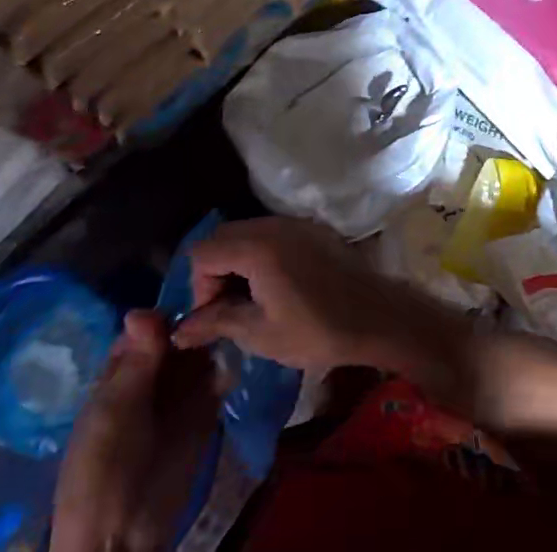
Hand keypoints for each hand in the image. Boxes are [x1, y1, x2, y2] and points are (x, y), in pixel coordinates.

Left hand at [50, 311, 218, 551]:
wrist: (123, 533)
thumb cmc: (103, 469)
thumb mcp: (113, 411)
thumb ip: (135, 362)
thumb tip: (140, 308)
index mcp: (121, 371)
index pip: (150, 327)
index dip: (172, 310)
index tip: (202, 287)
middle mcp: (154, 375)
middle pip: (181, 334)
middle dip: (203, 318)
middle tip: (230, 301)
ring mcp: (182, 392)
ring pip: (204, 351)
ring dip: (220, 335)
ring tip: (242, 318)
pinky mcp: (207, 410)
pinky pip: (221, 377)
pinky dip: (230, 363)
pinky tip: (243, 349)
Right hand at [171, 217, 459, 373]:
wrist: (377, 316)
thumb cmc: (318, 330)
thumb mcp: (260, 333)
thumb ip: (216, 322)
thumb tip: (178, 330)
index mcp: (259, 247)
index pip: (202, 252)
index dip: (199, 286)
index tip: (214, 317)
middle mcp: (276, 225)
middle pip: (224, 237)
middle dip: (215, 272)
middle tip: (227, 309)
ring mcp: (298, 223)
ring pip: (248, 233)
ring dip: (238, 263)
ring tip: (249, 301)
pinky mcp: (315, 229)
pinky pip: (274, 234)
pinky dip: (262, 255)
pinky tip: (275, 286)